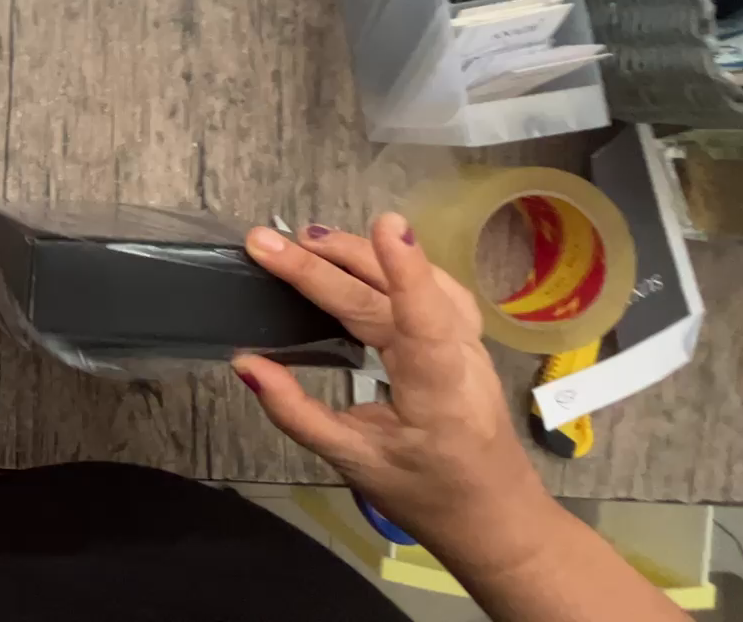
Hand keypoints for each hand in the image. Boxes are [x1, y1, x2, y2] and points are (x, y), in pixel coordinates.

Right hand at [233, 214, 553, 567]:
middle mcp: (461, 361)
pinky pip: (430, 287)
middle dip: (325, 262)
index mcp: (439, 398)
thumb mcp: (352, 462)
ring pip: (418, 281)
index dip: (407, 273)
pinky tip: (353, 254)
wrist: (497, 517)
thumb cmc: (425, 493)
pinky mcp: (462, 336)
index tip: (387, 224)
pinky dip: (387, 262)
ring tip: (305, 238)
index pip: (425, 326)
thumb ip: (296, 412)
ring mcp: (468, 345)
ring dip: (360, 253)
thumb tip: (244, 362)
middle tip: (263, 242)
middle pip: (391, 297)